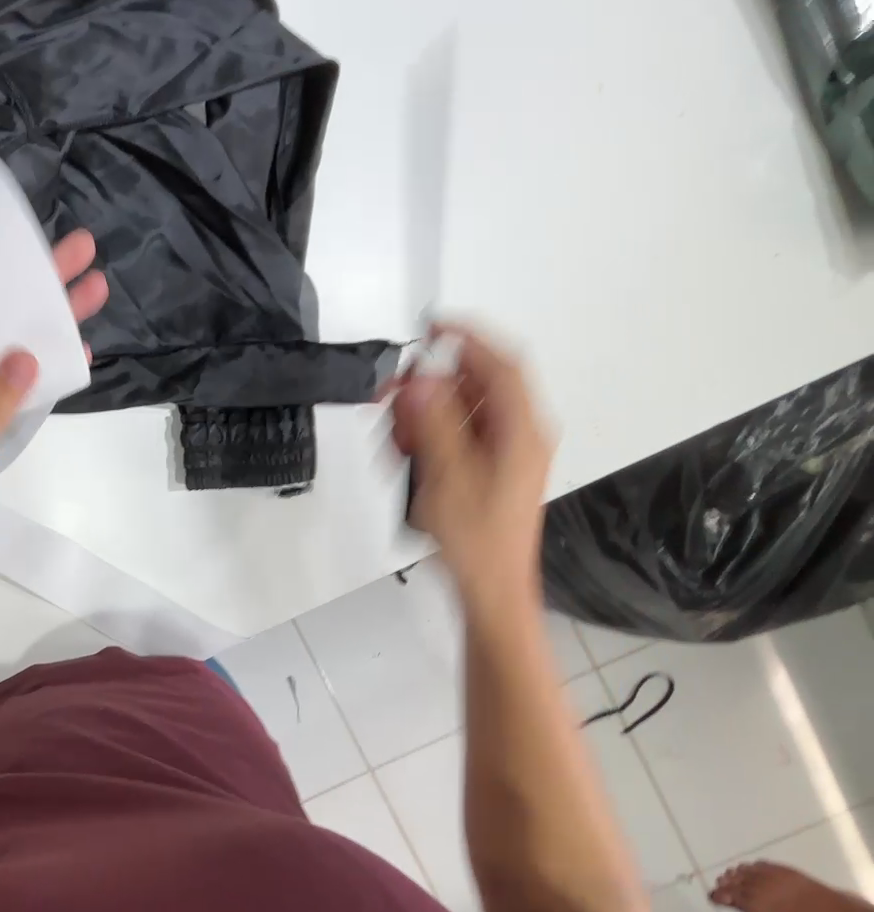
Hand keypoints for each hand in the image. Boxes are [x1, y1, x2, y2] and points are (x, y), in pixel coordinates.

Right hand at [387, 323, 553, 607]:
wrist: (490, 584)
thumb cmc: (478, 539)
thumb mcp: (449, 476)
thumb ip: (434, 424)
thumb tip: (420, 382)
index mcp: (521, 430)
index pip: (499, 364)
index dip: (467, 337)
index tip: (430, 327)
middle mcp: (517, 433)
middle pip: (472, 385)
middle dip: (426, 385)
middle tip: (389, 396)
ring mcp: (502, 450)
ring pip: (457, 409)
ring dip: (420, 414)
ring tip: (395, 439)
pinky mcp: (484, 465)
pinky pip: (452, 433)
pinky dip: (424, 435)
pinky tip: (406, 456)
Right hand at [711, 861, 840, 911]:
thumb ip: (751, 909)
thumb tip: (734, 903)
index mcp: (750, 904)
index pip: (721, 895)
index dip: (717, 895)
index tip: (715, 897)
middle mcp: (751, 887)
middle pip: (728, 880)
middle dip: (726, 884)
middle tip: (730, 889)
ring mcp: (763, 875)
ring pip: (739, 870)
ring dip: (738, 875)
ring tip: (744, 880)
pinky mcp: (776, 867)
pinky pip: (756, 864)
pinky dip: (754, 869)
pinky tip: (758, 874)